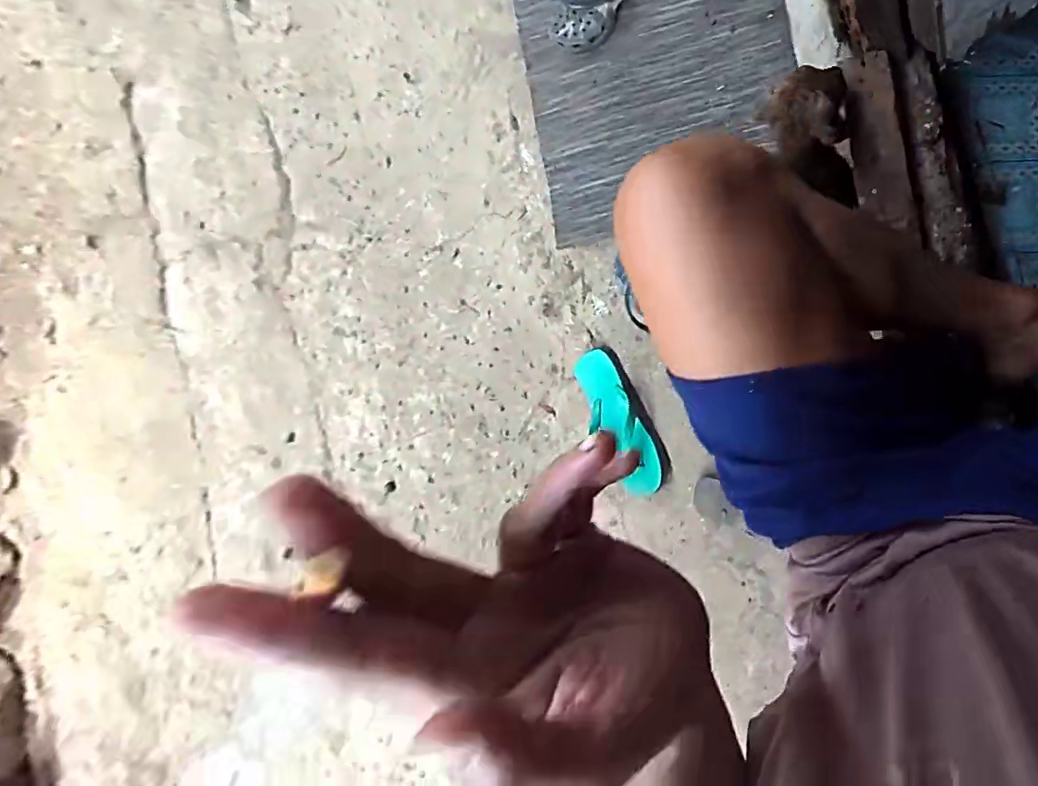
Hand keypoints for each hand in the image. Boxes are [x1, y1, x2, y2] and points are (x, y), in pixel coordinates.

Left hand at [176, 433, 736, 784]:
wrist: (673, 701)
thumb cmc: (626, 741)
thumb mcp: (584, 756)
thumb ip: (515, 758)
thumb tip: (431, 734)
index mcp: (468, 685)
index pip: (369, 658)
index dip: (291, 632)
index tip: (195, 609)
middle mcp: (481, 630)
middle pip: (399, 578)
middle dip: (344, 536)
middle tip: (282, 494)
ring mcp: (529, 585)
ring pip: (509, 523)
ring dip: (553, 482)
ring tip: (601, 452)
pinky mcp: (576, 553)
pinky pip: (573, 505)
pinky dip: (591, 479)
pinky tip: (621, 461)